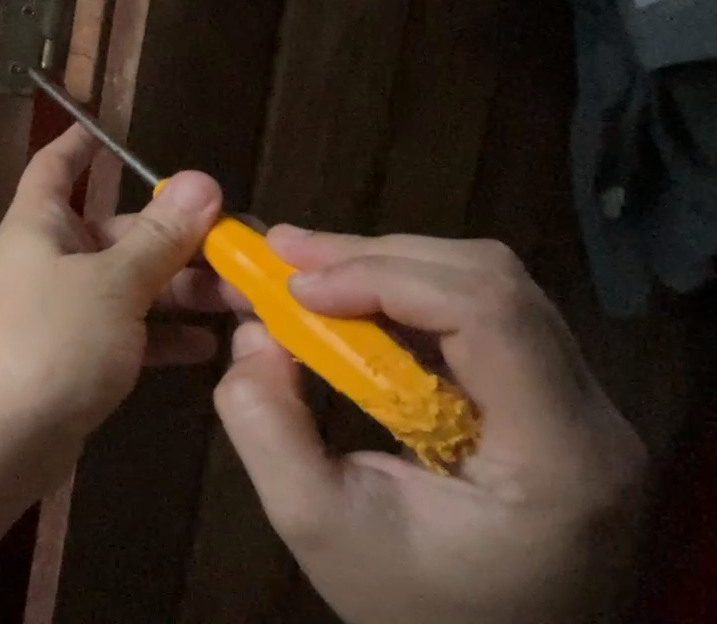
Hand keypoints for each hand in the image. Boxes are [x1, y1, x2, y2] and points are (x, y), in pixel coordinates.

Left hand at [0, 125, 224, 480]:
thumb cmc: (48, 339)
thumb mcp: (112, 282)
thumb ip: (159, 237)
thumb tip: (201, 180)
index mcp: (40, 223)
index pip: (55, 167)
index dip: (77, 145)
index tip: (106, 129)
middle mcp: (47, 258)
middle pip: (115, 231)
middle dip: (175, 236)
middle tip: (245, 248)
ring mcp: (60, 309)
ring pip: (129, 283)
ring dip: (181, 288)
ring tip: (246, 300)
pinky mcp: (75, 356)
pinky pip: (127, 332)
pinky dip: (163, 335)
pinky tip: (210, 346)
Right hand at [215, 229, 646, 623]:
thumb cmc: (412, 600)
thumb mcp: (314, 524)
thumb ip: (264, 425)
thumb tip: (255, 335)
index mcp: (556, 456)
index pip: (490, 314)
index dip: (382, 277)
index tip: (294, 288)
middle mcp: (590, 416)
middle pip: (491, 281)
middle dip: (372, 255)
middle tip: (279, 256)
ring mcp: (578, 404)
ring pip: (488, 282)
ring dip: (384, 264)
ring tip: (302, 272)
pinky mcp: (549, 398)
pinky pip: (479, 311)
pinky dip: (400, 289)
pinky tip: (345, 302)